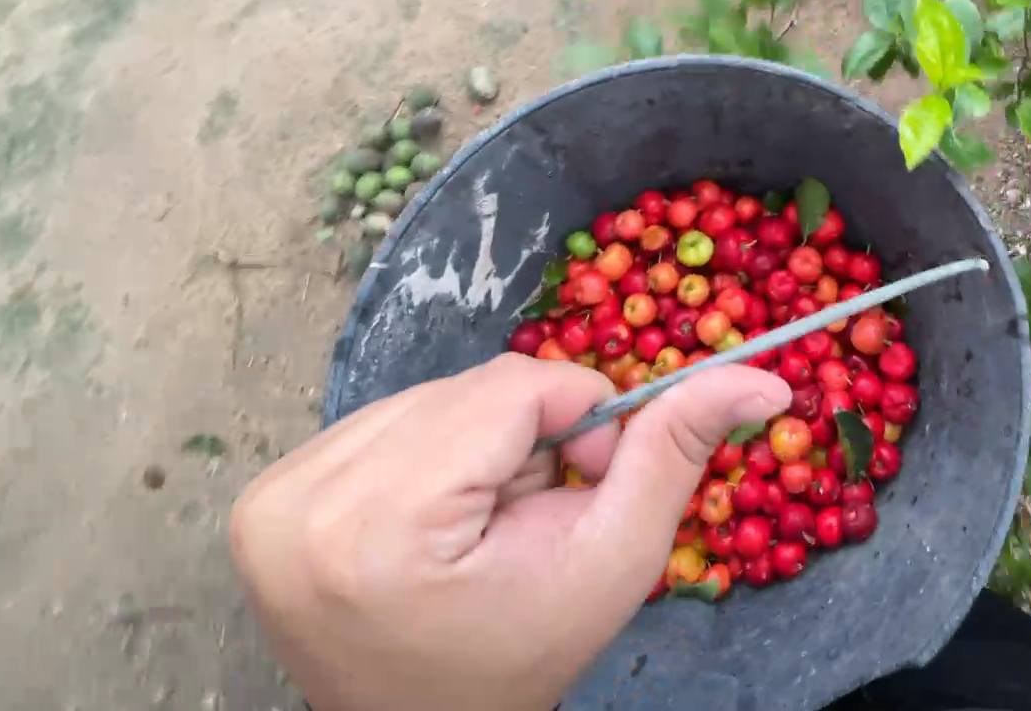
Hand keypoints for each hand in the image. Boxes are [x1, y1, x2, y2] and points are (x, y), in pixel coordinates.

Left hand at [229, 354, 790, 710]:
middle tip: (540, 505)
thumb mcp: (619, 557)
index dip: (577, 418)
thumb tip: (761, 377)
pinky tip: (442, 511)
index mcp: (379, 527)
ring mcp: (274, 494)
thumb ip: (680, 448)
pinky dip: (444, 447)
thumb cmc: (528, 654)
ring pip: (442, 393)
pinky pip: (400, 416)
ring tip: (489, 516)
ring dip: (489, 438)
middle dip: (534, 430)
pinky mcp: (269, 491)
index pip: (513, 387)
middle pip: (475, 387)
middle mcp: (302, 499)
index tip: (589, 480)